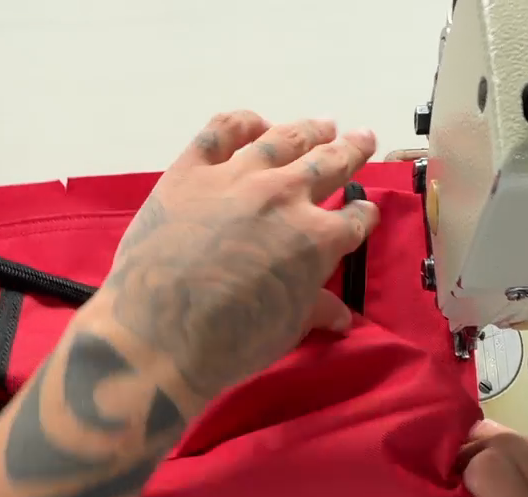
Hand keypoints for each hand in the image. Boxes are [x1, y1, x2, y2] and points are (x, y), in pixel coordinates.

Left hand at [100, 112, 380, 397]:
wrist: (161, 332)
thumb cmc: (233, 342)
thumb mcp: (286, 330)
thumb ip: (315, 311)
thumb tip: (341, 317)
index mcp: (317, 240)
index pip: (354, 220)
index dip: (364, 217)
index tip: (365, 214)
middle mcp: (286, 196)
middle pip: (328, 165)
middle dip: (351, 152)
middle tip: (364, 138)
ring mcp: (238, 176)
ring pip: (283, 140)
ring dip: (309, 130)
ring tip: (324, 124)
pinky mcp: (192, 169)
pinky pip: (222, 131)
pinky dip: (243, 122)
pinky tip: (256, 123)